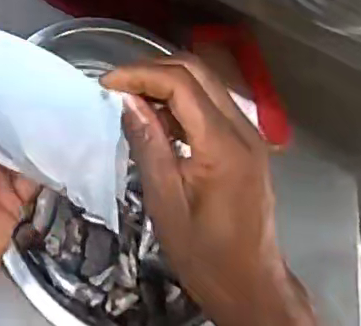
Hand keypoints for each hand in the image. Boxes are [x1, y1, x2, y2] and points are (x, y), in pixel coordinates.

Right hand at [102, 55, 318, 325]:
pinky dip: (181, 96)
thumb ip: (147, 144)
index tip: (107, 83)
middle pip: (195, 70)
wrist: (253, 292)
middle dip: (151, 69)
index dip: (139, 74)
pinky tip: (159, 116)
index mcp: (223, 145)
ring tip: (133, 97)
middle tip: (118, 85)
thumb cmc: (206, 255)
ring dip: (166, 79)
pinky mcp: (246, 141)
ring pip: (204, 80)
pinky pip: (211, 99)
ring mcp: (249, 133)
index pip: (180, 83)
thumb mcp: (165, 202)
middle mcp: (243, 129)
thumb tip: (127, 100)